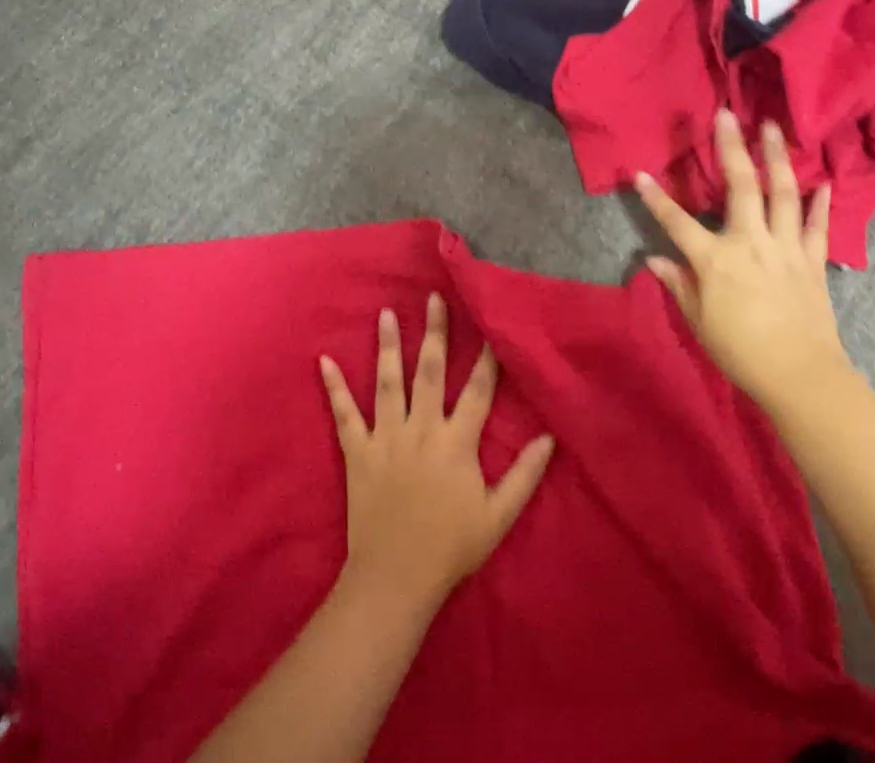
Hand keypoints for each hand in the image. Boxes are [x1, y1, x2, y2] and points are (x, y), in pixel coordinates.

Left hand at [318, 295, 554, 608]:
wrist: (396, 577)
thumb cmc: (452, 546)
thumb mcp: (499, 514)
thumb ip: (525, 474)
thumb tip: (550, 438)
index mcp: (456, 443)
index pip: (476, 390)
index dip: (486, 357)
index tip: (491, 326)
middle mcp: (421, 430)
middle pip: (429, 372)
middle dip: (434, 333)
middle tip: (433, 298)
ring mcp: (385, 439)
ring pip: (387, 383)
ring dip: (388, 347)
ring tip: (387, 314)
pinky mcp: (357, 454)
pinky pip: (344, 415)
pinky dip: (334, 388)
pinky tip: (324, 361)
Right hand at [635, 110, 854, 408]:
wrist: (798, 373)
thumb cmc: (740, 352)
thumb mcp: (699, 322)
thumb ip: (679, 285)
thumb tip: (654, 259)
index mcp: (716, 261)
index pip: (678, 223)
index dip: (656, 199)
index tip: (639, 173)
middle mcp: (751, 243)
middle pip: (741, 186)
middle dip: (732, 148)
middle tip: (728, 114)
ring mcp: (786, 248)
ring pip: (784, 194)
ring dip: (778, 158)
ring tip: (773, 128)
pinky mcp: (813, 260)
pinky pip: (818, 226)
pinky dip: (821, 203)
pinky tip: (824, 182)